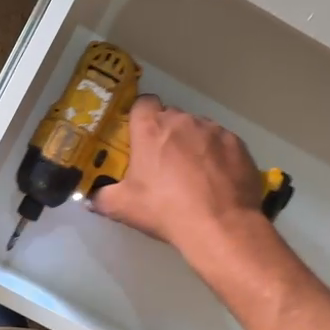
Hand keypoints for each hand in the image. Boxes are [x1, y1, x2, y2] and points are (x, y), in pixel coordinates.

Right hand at [91, 96, 269, 255]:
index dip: (140, 118)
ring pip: (199, 129)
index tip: (140, 138)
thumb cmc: (165, 209)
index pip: (143, 104)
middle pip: (171, 118)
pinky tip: (218, 181)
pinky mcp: (238, 145)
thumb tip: (91, 198)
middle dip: (167, 135)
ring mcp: (214, 130)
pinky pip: (223, 144)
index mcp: (151, 128)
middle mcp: (183, 121)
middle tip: (165, 165)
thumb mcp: (124, 208)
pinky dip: (219, 157)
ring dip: (194, 145)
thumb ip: (102, 198)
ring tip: (195, 175)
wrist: (220, 225)